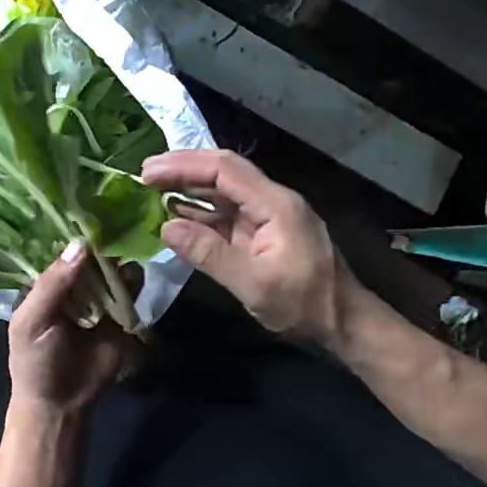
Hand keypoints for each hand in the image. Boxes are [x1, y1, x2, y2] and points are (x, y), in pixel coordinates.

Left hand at [7, 241, 135, 413]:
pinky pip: (132, 291)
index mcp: (47, 285)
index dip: (76, 235)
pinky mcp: (122, 315)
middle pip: (93, 258)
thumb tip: (81, 244)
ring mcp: (100, 300)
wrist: (61, 402)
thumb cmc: (35, 361)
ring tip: (126, 252)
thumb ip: (52, 284)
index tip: (92, 212)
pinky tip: (135, 274)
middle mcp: (75, 287)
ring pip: (114, 271)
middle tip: (118, 224)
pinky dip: (135, 280)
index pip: (63, 252)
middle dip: (104, 244)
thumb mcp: (31, 321)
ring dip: (121, 261)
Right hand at [141, 150, 348, 344]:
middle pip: (225, 172)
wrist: (342, 320)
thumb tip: (166, 227)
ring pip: (225, 191)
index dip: (184, 167)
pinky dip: (202, 212)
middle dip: (184, 169)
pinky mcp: (265, 233)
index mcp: (276, 205)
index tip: (148, 172)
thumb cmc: (303, 305)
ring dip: (191, 188)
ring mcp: (270, 216)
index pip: (225, 170)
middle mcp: (273, 201)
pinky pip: (229, 214)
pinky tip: (178, 215)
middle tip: (144, 174)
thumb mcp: (254, 285)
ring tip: (153, 189)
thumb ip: (210, 255)